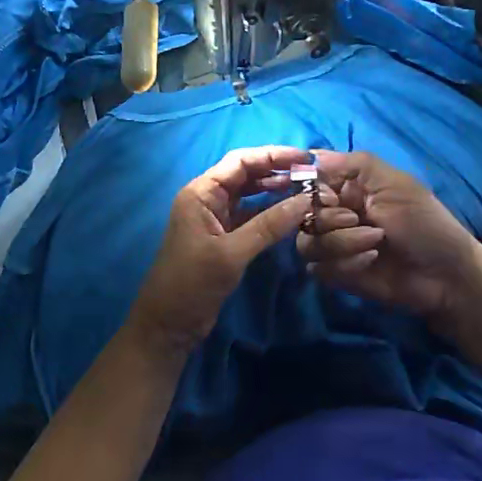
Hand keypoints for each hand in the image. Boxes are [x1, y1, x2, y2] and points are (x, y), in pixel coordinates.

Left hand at [129, 146, 315, 353]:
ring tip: (307, 190)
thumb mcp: (231, 253)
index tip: (305, 158)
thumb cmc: (191, 284)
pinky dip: (270, 213)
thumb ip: (268, 225)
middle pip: (245, 175)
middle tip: (312, 175)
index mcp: (200, 194)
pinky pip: (250, 217)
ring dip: (275, 192)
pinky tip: (292, 214)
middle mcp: (206, 200)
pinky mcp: (223, 239)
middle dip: (277, 171)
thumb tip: (306, 199)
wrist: (168, 324)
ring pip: (249, 196)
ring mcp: (214, 220)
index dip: (272, 155)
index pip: (239, 162)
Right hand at [297, 150, 481, 327]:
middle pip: (301, 216)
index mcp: (347, 190)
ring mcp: (334, 247)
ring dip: (341, 243)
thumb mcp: (395, 184)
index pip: (308, 184)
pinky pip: (317, 268)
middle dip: (329, 220)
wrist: (445, 274)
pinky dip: (344, 265)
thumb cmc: (424, 222)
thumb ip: (355, 164)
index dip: (311, 191)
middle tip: (358, 220)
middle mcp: (335, 216)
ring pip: (307, 244)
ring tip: (375, 244)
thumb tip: (312, 155)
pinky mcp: (336, 274)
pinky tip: (370, 263)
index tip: (332, 196)